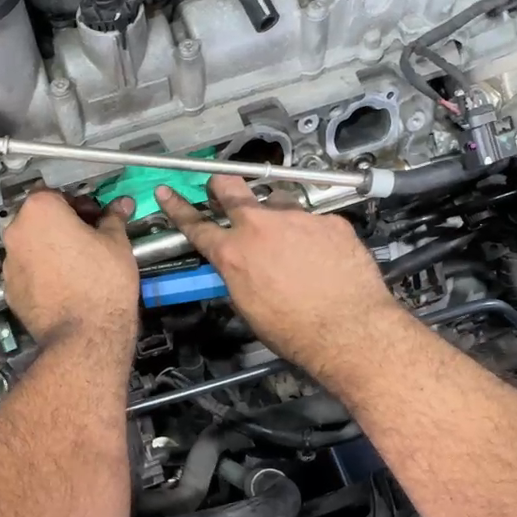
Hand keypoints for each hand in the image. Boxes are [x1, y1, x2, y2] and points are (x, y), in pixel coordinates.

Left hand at [2, 191, 137, 347]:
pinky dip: (41, 274)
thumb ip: (113, 219)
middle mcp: (17, 233)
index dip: (78, 204)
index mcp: (40, 210)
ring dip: (49, 249)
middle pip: (38, 219)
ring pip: (31, 247)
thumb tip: (121, 206)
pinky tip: (65, 286)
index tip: (94, 218)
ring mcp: (9, 264)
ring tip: (77, 266)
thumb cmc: (102, 285)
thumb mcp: (117, 244)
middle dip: (61, 226)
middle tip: (88, 240)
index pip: (56, 194)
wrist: (85, 336)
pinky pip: (27, 273)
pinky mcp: (10, 291)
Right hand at [156, 176, 405, 383]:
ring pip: (278, 202)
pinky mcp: (330, 220)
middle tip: (221, 188)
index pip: (196, 224)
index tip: (167, 192)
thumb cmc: (293, 331)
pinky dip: (312, 233)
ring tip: (289, 239)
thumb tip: (238, 266)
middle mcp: (261, 226)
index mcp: (233, 253)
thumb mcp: (247, 307)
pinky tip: (322, 255)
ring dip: (276, 215)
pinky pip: (314, 220)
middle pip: (232, 188)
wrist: (348, 329)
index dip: (178, 207)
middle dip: (222, 185)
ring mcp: (298, 217)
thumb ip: (237, 275)